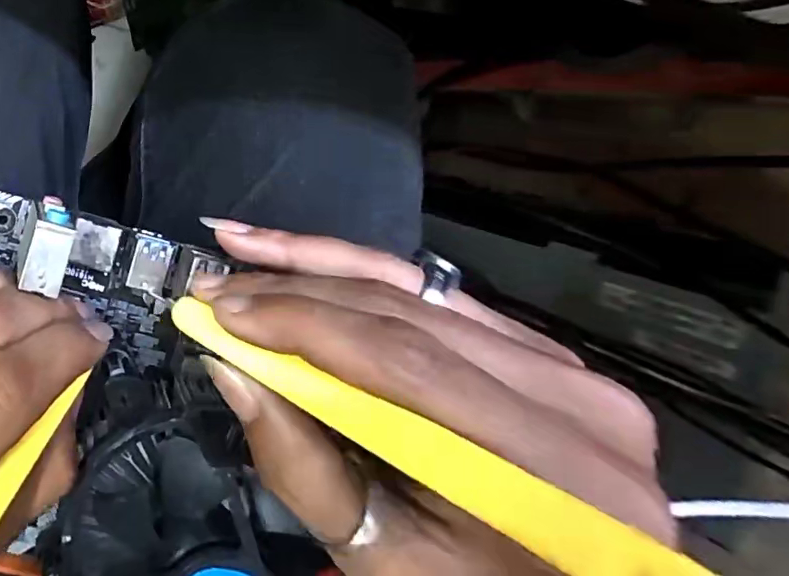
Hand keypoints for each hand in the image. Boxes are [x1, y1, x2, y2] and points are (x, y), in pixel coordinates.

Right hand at [192, 221, 673, 574]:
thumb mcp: (386, 565)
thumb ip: (304, 466)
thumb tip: (229, 370)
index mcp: (556, 474)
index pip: (408, 365)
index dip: (306, 325)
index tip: (221, 310)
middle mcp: (574, 398)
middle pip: (407, 314)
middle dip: (297, 290)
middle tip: (214, 282)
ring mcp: (562, 361)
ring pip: (414, 287)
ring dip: (318, 262)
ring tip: (240, 246)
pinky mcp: (535, 343)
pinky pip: (431, 294)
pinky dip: (360, 271)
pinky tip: (303, 253)